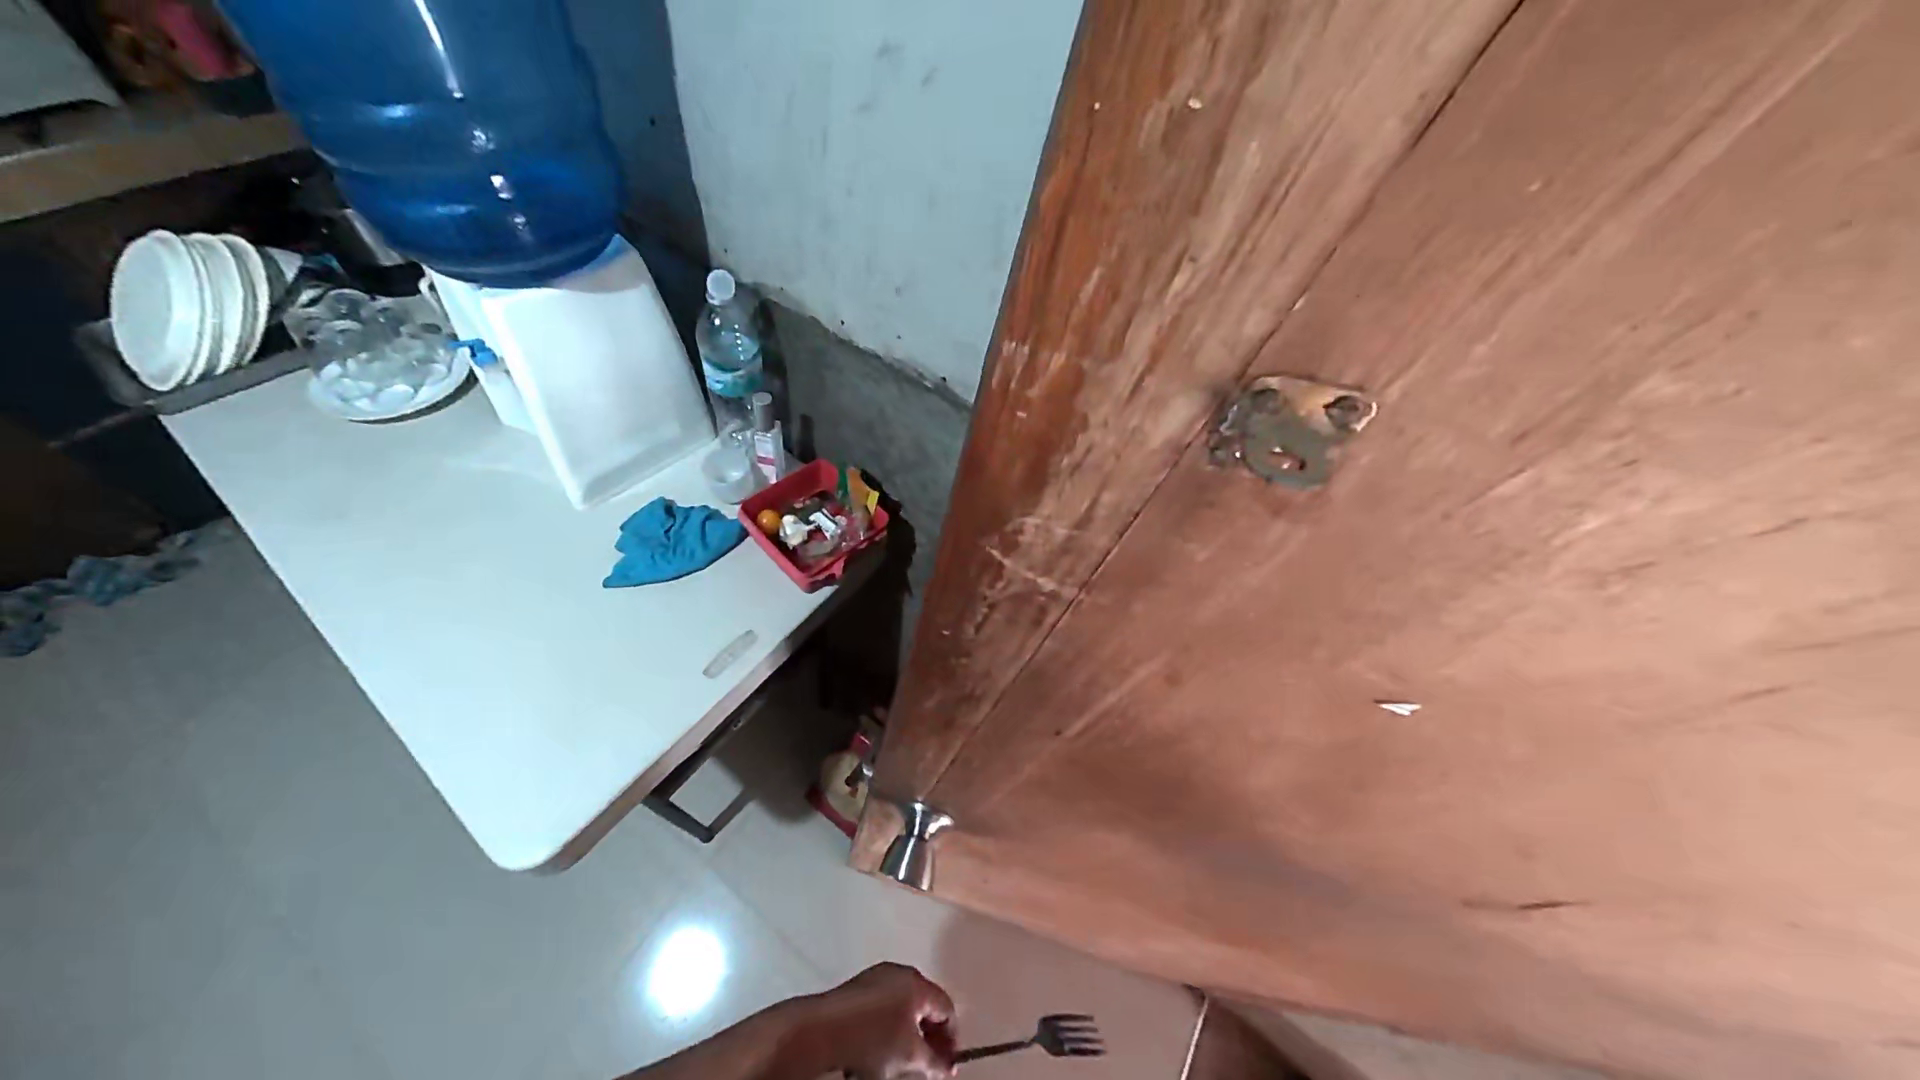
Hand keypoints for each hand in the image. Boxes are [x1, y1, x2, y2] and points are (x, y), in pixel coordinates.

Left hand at [803, 963, 956, 1079]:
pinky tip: (879, 1048)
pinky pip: (884, 1005)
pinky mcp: (857, 987)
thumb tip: (947, 1067)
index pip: (946, 1008)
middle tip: (928, 1063)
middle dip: (929, 1036)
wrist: (823, 1031)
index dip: (951, 1038)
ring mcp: (876, 977)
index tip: (947, 1064)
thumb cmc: (873, 1039)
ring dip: (908, 1032)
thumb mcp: (909, 1057)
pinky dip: (889, 1025)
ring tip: (901, 1059)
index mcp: (917, 983)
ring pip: (903, 1005)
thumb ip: (934, 1062)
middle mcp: (899, 972)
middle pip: (924, 1004)